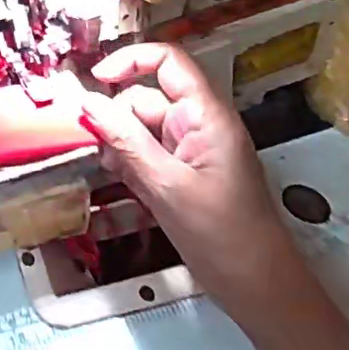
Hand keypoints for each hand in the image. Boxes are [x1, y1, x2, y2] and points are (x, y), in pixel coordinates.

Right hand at [78, 44, 308, 321]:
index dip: (131, 60)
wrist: (259, 289)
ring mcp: (191, 148)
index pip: (169, 62)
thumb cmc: (225, 238)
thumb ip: (126, 142)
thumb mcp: (167, 186)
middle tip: (92, 140)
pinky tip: (119, 175)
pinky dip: (129, 158)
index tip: (97, 78)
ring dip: (120, 140)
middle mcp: (199, 124)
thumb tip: (89, 104)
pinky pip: (148, 151)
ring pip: (143, 126)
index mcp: (206, 116)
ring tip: (107, 165)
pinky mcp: (184, 171)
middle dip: (117, 114)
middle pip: (147, 96)